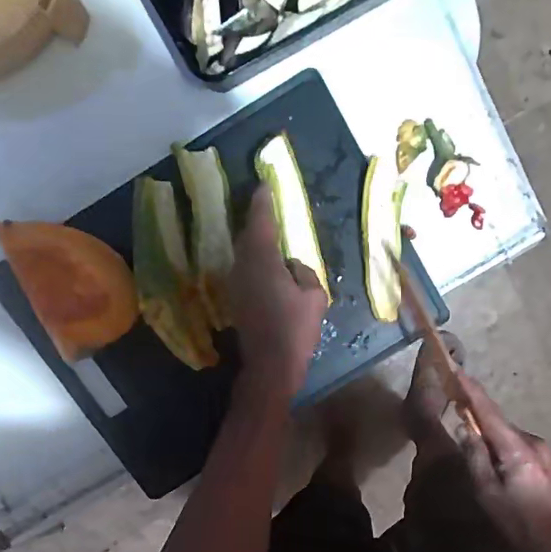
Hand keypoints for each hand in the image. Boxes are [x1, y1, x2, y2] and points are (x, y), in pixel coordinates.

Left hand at [229, 185, 328, 397]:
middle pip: (248, 236)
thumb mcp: (314, 296)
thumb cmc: (295, 329)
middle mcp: (243, 266)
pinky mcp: (236, 300)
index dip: (262, 202)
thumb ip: (304, 272)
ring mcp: (236, 284)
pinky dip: (256, 262)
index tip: (263, 185)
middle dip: (257, 220)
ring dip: (257, 243)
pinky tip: (270, 268)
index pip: (260, 222)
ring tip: (272, 236)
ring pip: (245, 254)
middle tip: (267, 206)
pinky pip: (246, 270)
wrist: (270, 366)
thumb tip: (292, 267)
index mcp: (262, 260)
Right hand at [456, 375, 550, 551]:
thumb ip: (475, 456)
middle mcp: (531, 440)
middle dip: (475, 409)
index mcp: (516, 448)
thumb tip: (465, 429)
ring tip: (466, 429)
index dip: (472, 391)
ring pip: (504, 431)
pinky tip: (486, 450)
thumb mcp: (486, 490)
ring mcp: (539, 448)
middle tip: (454, 397)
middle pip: (497, 419)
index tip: (458, 372)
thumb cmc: (515, 518)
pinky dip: (497, 440)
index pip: (489, 412)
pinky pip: (512, 440)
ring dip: (486, 428)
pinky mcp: (541, 457)